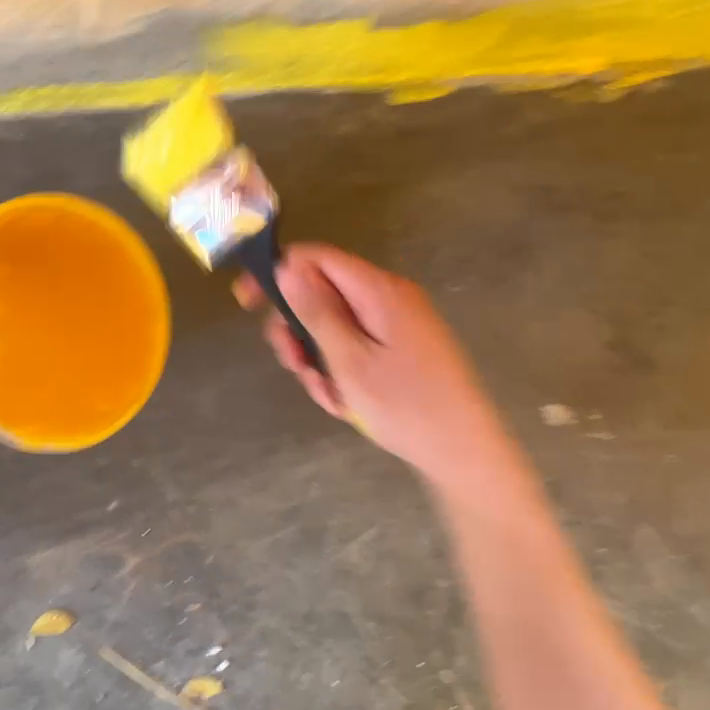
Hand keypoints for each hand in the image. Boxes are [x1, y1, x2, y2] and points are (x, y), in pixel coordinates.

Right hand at [235, 245, 516, 491]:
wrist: (461, 450)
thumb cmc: (404, 405)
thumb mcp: (348, 360)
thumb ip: (317, 311)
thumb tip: (288, 267)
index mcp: (379, 291)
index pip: (316, 258)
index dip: (278, 273)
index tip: (247, 303)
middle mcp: (389, 298)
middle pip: (322, 293)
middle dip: (298, 329)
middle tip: (295, 366)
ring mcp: (397, 324)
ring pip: (334, 325)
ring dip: (318, 358)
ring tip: (329, 395)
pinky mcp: (400, 347)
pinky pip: (354, 346)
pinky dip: (340, 370)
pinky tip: (346, 402)